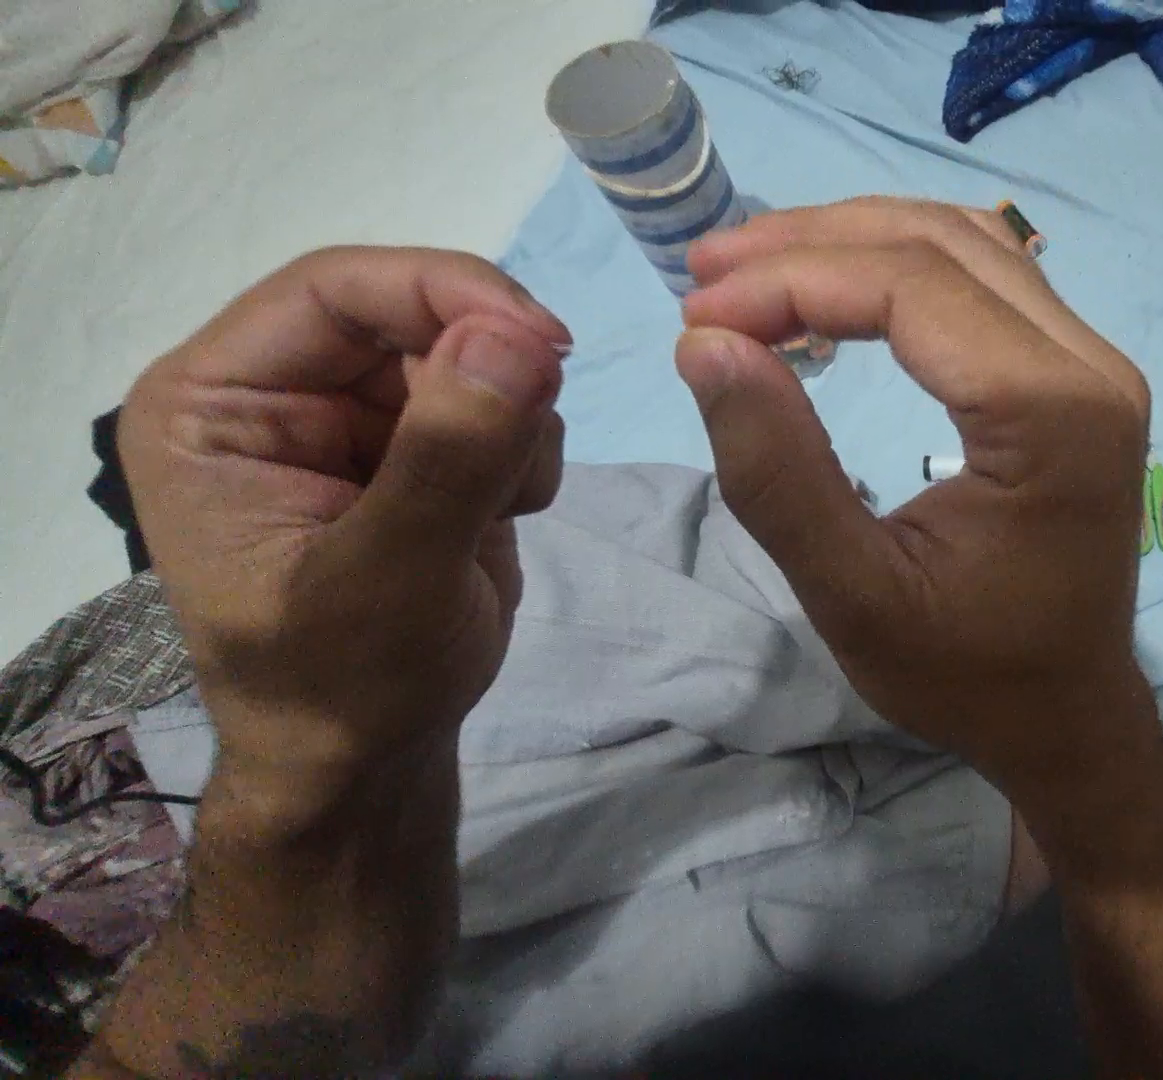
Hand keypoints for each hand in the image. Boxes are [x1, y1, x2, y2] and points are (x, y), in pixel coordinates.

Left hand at [118, 247, 568, 809]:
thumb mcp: (392, 576)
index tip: (548, 342)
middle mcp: (291, 398)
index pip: (334, 291)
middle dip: (495, 377)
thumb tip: (524, 340)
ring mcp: (368, 426)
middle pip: (419, 318)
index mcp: (224, 404)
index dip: (445, 292)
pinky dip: (533, 455)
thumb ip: (450, 457)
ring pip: (481, 362)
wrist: (379, 747)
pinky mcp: (434, 456)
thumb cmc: (350, 679)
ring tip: (503, 510)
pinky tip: (509, 514)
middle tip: (531, 453)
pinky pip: (510, 411)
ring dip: (520, 427)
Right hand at [678, 198, 1156, 795]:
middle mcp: (1093, 370)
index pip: (913, 288)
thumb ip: (779, 474)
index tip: (699, 318)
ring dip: (857, 243)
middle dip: (813, 245)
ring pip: (970, 248)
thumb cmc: (970, 676)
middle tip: (710, 275)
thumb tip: (706, 346)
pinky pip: (994, 284)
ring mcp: (1098, 370)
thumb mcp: (856, 598)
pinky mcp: (1083, 384)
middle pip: (942, 246)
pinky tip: (845, 288)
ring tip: (759, 272)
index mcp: (1054, 417)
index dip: (792, 281)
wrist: (1067, 715)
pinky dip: (906, 269)